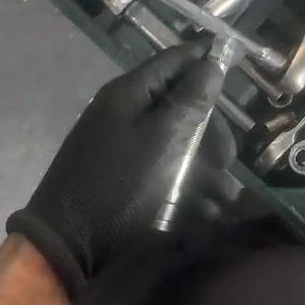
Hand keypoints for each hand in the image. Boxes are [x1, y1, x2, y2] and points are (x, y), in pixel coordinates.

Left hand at [7, 43, 238, 296]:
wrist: (68, 247)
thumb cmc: (118, 187)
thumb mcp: (161, 141)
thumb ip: (190, 102)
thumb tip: (213, 64)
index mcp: (128, 95)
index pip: (173, 61)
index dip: (206, 57)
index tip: (236, 59)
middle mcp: (124, 114)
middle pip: (180, 107)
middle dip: (211, 133)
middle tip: (228, 161)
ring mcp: (123, 148)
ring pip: (178, 143)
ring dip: (206, 167)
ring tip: (224, 197)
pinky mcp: (125, 179)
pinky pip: (164, 171)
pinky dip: (187, 187)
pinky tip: (205, 211)